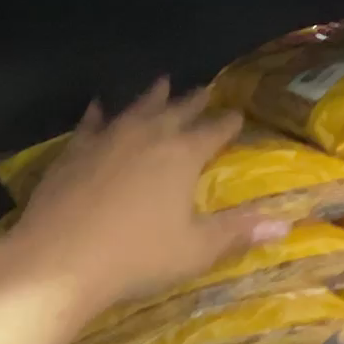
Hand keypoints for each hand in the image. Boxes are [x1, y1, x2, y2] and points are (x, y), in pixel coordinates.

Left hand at [0, 79, 286, 320]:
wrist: (58, 261)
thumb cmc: (137, 256)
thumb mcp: (196, 249)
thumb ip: (238, 232)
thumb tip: (285, 225)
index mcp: (183, 154)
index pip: (215, 131)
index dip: (229, 123)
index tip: (238, 115)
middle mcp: (148, 135)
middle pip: (178, 110)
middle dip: (194, 101)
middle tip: (205, 90)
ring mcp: (108, 139)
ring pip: (137, 108)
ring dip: (152, 96)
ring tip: (162, 83)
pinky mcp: (74, 152)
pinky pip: (91, 123)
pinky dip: (99, 113)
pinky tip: (98, 106)